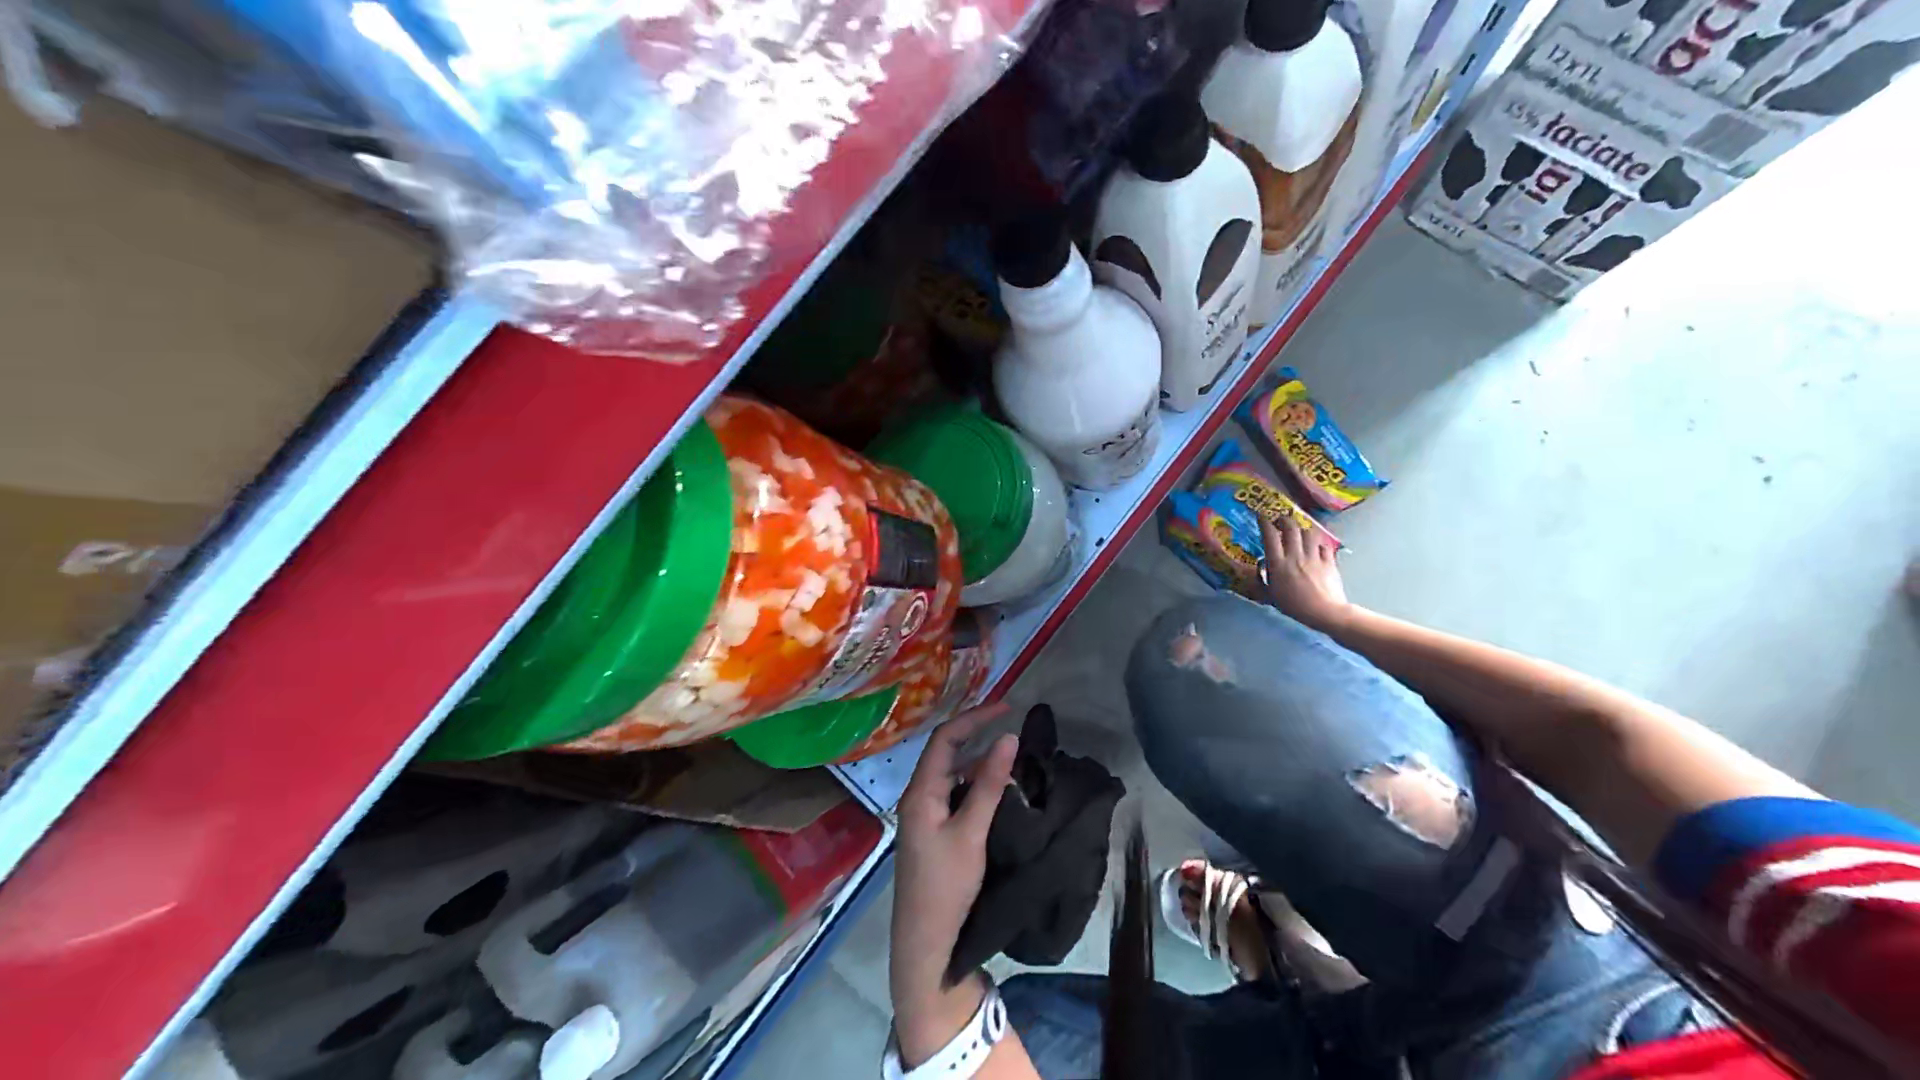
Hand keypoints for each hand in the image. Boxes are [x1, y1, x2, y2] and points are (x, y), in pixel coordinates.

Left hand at [890, 704, 1017, 1065]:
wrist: (926, 942)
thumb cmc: (946, 885)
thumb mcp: (972, 832)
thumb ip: (990, 784)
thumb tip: (1008, 738)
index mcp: (920, 791)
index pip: (946, 738)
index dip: (975, 718)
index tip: (1007, 708)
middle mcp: (919, 796)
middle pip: (947, 752)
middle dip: (978, 735)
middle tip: (1012, 726)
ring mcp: (925, 814)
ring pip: (953, 775)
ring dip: (980, 763)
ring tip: (1013, 760)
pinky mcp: (934, 831)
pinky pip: (955, 795)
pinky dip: (977, 786)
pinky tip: (1000, 791)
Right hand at [1258, 515, 1352, 632]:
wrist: (1324, 612)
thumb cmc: (1294, 606)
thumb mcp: (1271, 595)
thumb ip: (1264, 580)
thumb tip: (1260, 570)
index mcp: (1278, 564)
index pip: (1269, 536)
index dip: (1264, 522)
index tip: (1261, 516)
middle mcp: (1295, 556)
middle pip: (1291, 528)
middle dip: (1284, 520)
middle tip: (1280, 520)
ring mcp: (1313, 557)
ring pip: (1308, 533)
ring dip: (1302, 529)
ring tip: (1299, 532)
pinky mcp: (1329, 561)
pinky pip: (1323, 545)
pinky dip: (1318, 543)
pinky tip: (1316, 547)